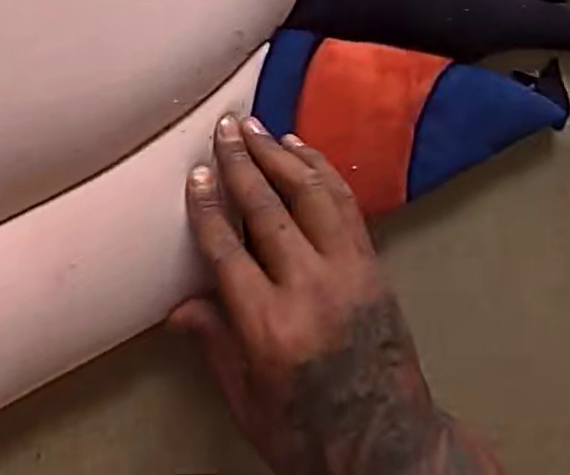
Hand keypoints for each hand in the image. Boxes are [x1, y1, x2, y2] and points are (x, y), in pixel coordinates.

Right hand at [170, 115, 498, 474]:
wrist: (392, 448)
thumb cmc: (310, 431)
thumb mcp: (249, 403)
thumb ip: (215, 345)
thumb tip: (177, 307)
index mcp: (270, 327)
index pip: (227, 251)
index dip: (208, 208)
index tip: (195, 173)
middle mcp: (310, 288)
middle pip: (267, 210)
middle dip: (241, 163)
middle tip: (225, 128)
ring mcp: (347, 271)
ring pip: (310, 194)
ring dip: (280, 155)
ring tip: (257, 128)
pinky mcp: (372, 265)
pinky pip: (345, 203)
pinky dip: (320, 169)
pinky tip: (301, 149)